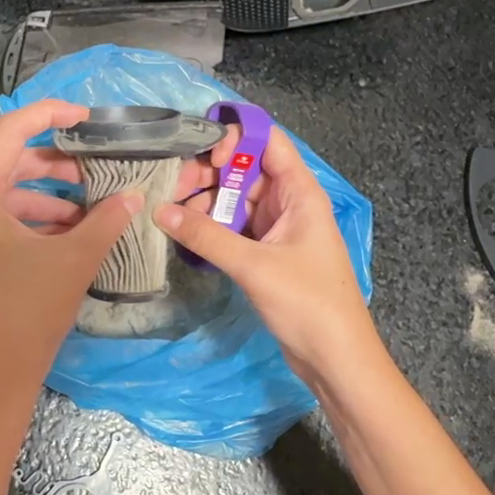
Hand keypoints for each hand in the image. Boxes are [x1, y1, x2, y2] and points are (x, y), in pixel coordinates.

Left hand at [0, 100, 146, 434]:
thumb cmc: (29, 316)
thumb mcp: (74, 261)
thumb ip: (106, 220)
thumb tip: (133, 196)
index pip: (8, 133)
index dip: (47, 114)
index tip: (84, 116)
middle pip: (7, 164)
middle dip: (54, 164)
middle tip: (96, 170)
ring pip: (5, 195)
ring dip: (47, 196)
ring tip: (89, 209)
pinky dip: (32, 221)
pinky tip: (68, 234)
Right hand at [154, 126, 376, 375]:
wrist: (336, 358)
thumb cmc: (307, 303)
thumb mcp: (254, 265)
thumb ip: (206, 236)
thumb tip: (159, 210)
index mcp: (300, 193)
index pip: (268, 141)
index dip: (235, 137)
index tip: (202, 155)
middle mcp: (288, 204)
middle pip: (244, 169)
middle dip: (207, 173)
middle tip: (170, 188)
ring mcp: (276, 229)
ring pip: (234, 199)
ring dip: (204, 202)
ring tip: (170, 214)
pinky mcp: (265, 254)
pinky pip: (233, 227)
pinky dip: (210, 227)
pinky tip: (183, 233)